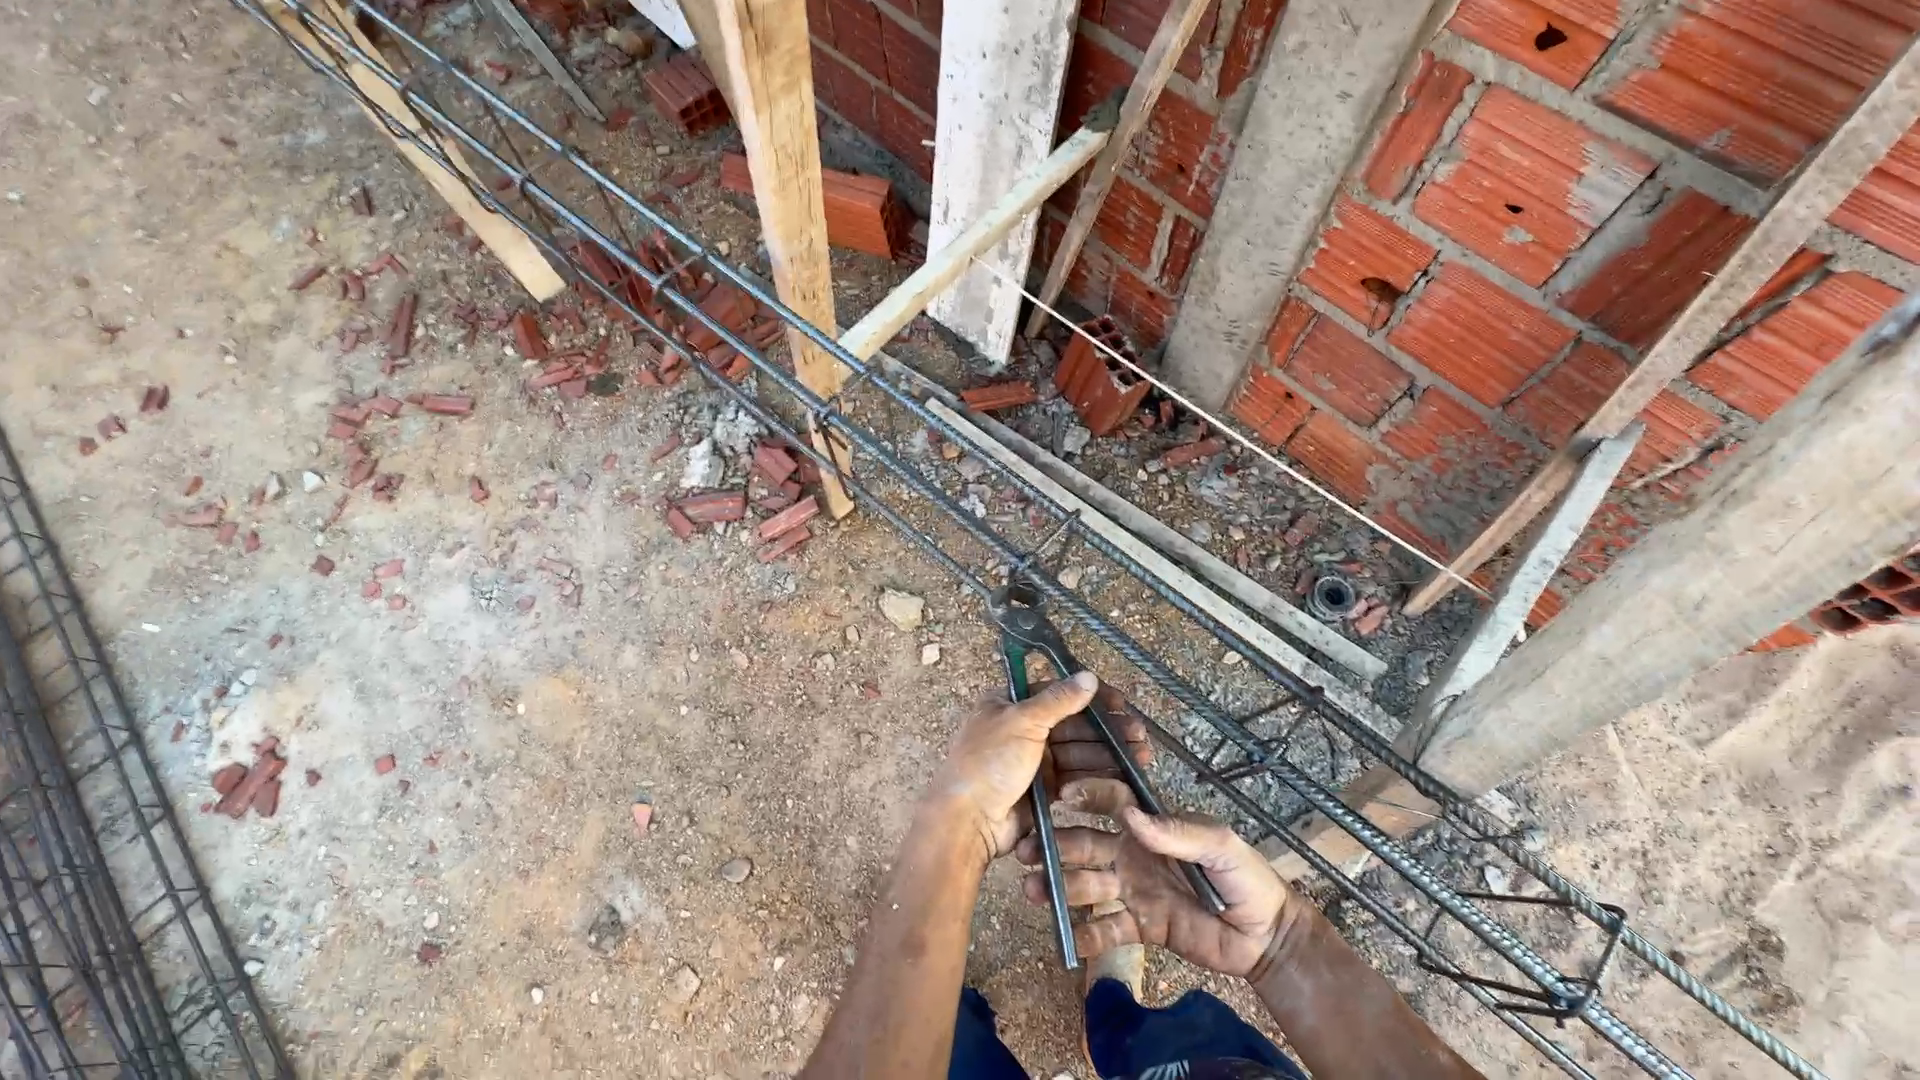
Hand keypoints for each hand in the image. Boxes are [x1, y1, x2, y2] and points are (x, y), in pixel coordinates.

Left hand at [930, 673, 1151, 861]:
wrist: (967, 821)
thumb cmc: (988, 763)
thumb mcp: (1021, 722)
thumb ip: (1058, 700)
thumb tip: (1088, 676)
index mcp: (1008, 704)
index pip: (1056, 692)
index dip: (1089, 696)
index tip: (1120, 702)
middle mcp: (1020, 729)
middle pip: (1071, 724)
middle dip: (1106, 729)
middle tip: (1139, 734)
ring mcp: (1032, 761)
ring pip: (1077, 752)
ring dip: (1108, 752)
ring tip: (1141, 756)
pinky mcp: (1042, 789)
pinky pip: (1074, 777)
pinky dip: (1096, 775)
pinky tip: (1123, 775)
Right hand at [1017, 778, 1303, 979]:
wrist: (1266, 937)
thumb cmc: (1246, 878)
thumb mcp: (1220, 844)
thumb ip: (1176, 830)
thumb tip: (1129, 814)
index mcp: (1152, 826)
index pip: (1111, 802)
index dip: (1085, 796)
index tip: (1059, 797)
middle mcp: (1133, 853)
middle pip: (1085, 844)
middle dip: (1055, 845)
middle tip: (1026, 852)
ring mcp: (1133, 891)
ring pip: (1086, 884)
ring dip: (1058, 887)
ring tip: (1033, 892)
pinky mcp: (1140, 927)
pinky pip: (1106, 929)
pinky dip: (1086, 934)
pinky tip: (1068, 938)